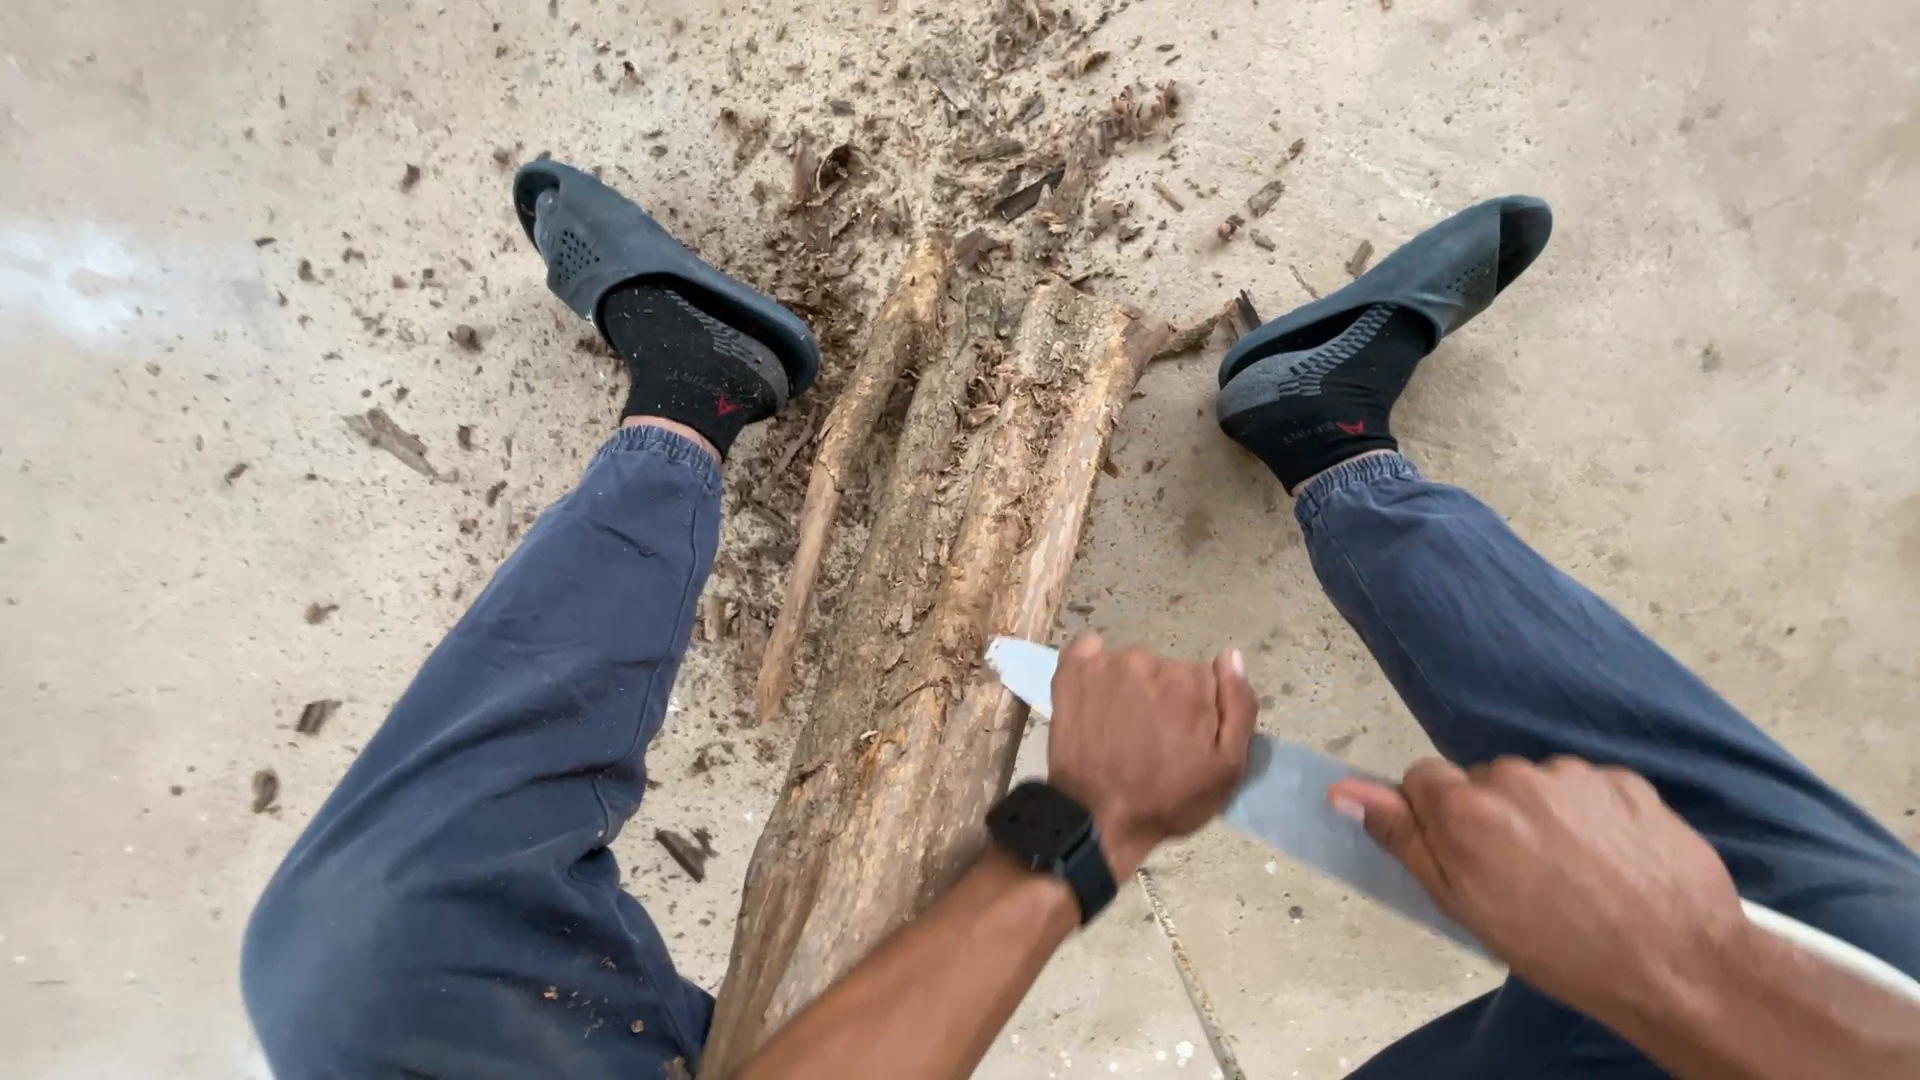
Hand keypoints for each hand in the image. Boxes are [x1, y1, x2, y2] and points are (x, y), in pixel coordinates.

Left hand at [1046, 633, 1257, 876]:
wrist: (1097, 816)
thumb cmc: (1168, 798)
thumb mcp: (1227, 768)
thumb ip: (1239, 706)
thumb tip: (1232, 656)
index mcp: (1190, 681)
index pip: (1202, 679)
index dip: (1196, 709)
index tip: (1183, 737)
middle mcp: (1148, 661)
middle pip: (1165, 670)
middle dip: (1163, 697)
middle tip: (1150, 738)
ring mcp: (1106, 663)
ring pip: (1131, 665)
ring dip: (1129, 687)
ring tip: (1119, 727)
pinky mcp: (1072, 669)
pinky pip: (1088, 647)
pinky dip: (1093, 663)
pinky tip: (1094, 691)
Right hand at [1330, 757, 1748, 1022]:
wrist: (1684, 970)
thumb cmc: (1554, 945)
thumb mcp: (1458, 902)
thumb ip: (1400, 836)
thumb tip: (1341, 790)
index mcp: (1464, 806)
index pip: (1421, 778)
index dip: (1436, 815)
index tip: (1463, 852)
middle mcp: (1511, 776)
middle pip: (1480, 780)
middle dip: (1490, 813)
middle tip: (1521, 870)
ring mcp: (1574, 776)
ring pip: (1534, 783)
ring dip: (1542, 812)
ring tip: (1575, 867)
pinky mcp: (1627, 782)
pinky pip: (1587, 786)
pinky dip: (1592, 813)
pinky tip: (1613, 856)